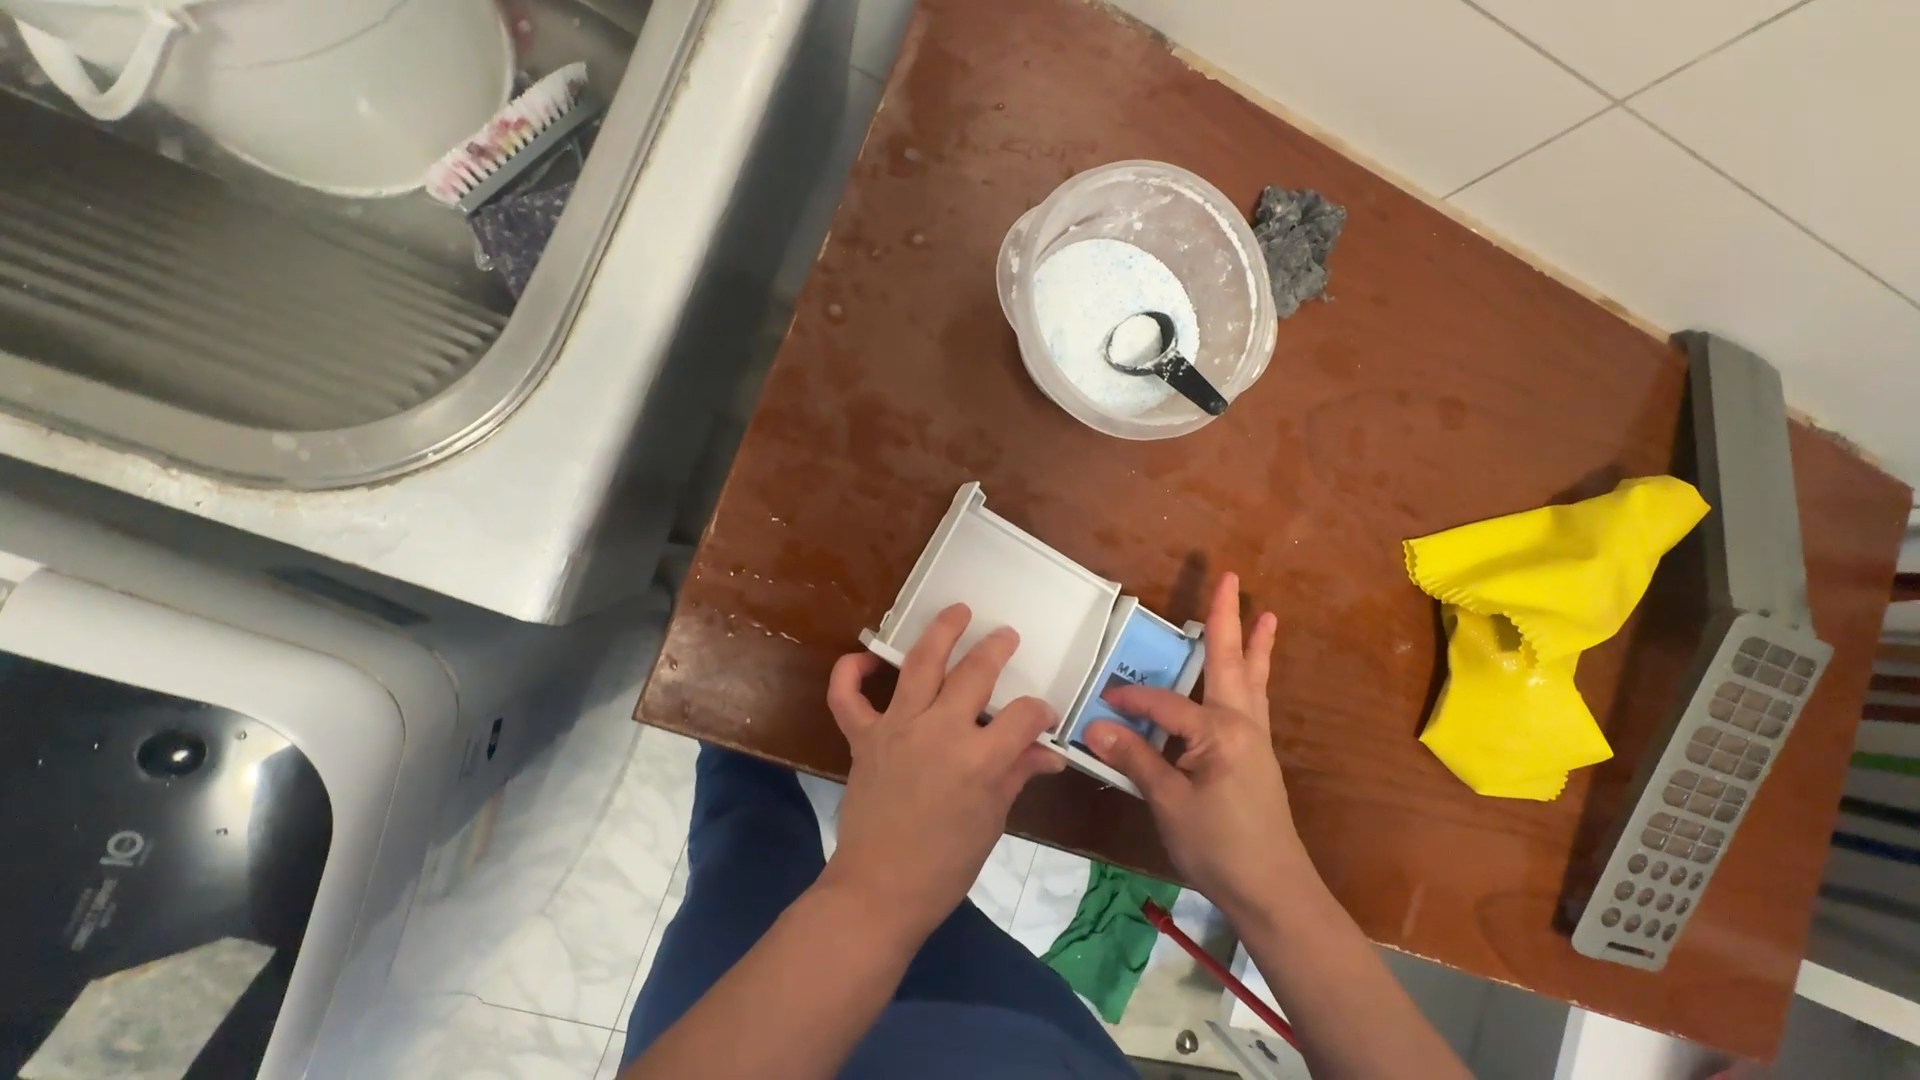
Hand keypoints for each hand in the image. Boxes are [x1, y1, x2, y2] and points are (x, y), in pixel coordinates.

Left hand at [824, 604, 1065, 939]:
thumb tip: (1049, 754)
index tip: (1042, 716)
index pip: (1022, 716)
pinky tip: (864, 657)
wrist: (879, 889)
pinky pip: (848, 696)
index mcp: (979, 758)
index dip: (1039, 711)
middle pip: (975, 673)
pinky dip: (850, 672)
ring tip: (957, 611)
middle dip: (997, 648)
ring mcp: (896, 728)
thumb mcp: (992, 820)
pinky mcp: (863, 737)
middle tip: (1006, 635)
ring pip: (920, 664)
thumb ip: (1017, 775)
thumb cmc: (945, 864)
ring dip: (941, 632)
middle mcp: (939, 731)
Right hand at [1081, 572, 1307, 917]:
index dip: (1130, 705)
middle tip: (1229, 578)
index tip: (1101, 708)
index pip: (1165, 706)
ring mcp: (1254, 739)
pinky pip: (1255, 701)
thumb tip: (1094, 725)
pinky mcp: (1256, 756)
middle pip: (1230, 663)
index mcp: (1219, 733)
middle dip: (1226, 620)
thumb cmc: (1219, 846)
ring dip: (1254, 644)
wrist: (1272, 890)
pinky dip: (1255, 677)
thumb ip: (1135, 760)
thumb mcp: (1169, 804)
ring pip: (1252, 680)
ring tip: (1266, 614)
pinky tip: (1252, 674)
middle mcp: (1242, 725)